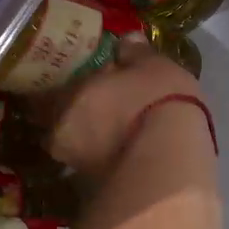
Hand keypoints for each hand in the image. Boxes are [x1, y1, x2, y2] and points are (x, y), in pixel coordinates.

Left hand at [45, 34, 206, 177]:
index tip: (108, 80)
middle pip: (73, 114)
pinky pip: (100, 163)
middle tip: (115, 107)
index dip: (90, 81)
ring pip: (85, 142)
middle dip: (90, 111)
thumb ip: (137, 52)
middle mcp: (62, 127)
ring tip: (126, 132)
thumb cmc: (157, 101)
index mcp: (70, 93)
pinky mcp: (93, 188)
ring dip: (99, 136)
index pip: (71, 81)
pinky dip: (112, 156)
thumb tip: (125, 39)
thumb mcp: (156, 65)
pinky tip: (133, 152)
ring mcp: (74, 161)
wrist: (166, 160)